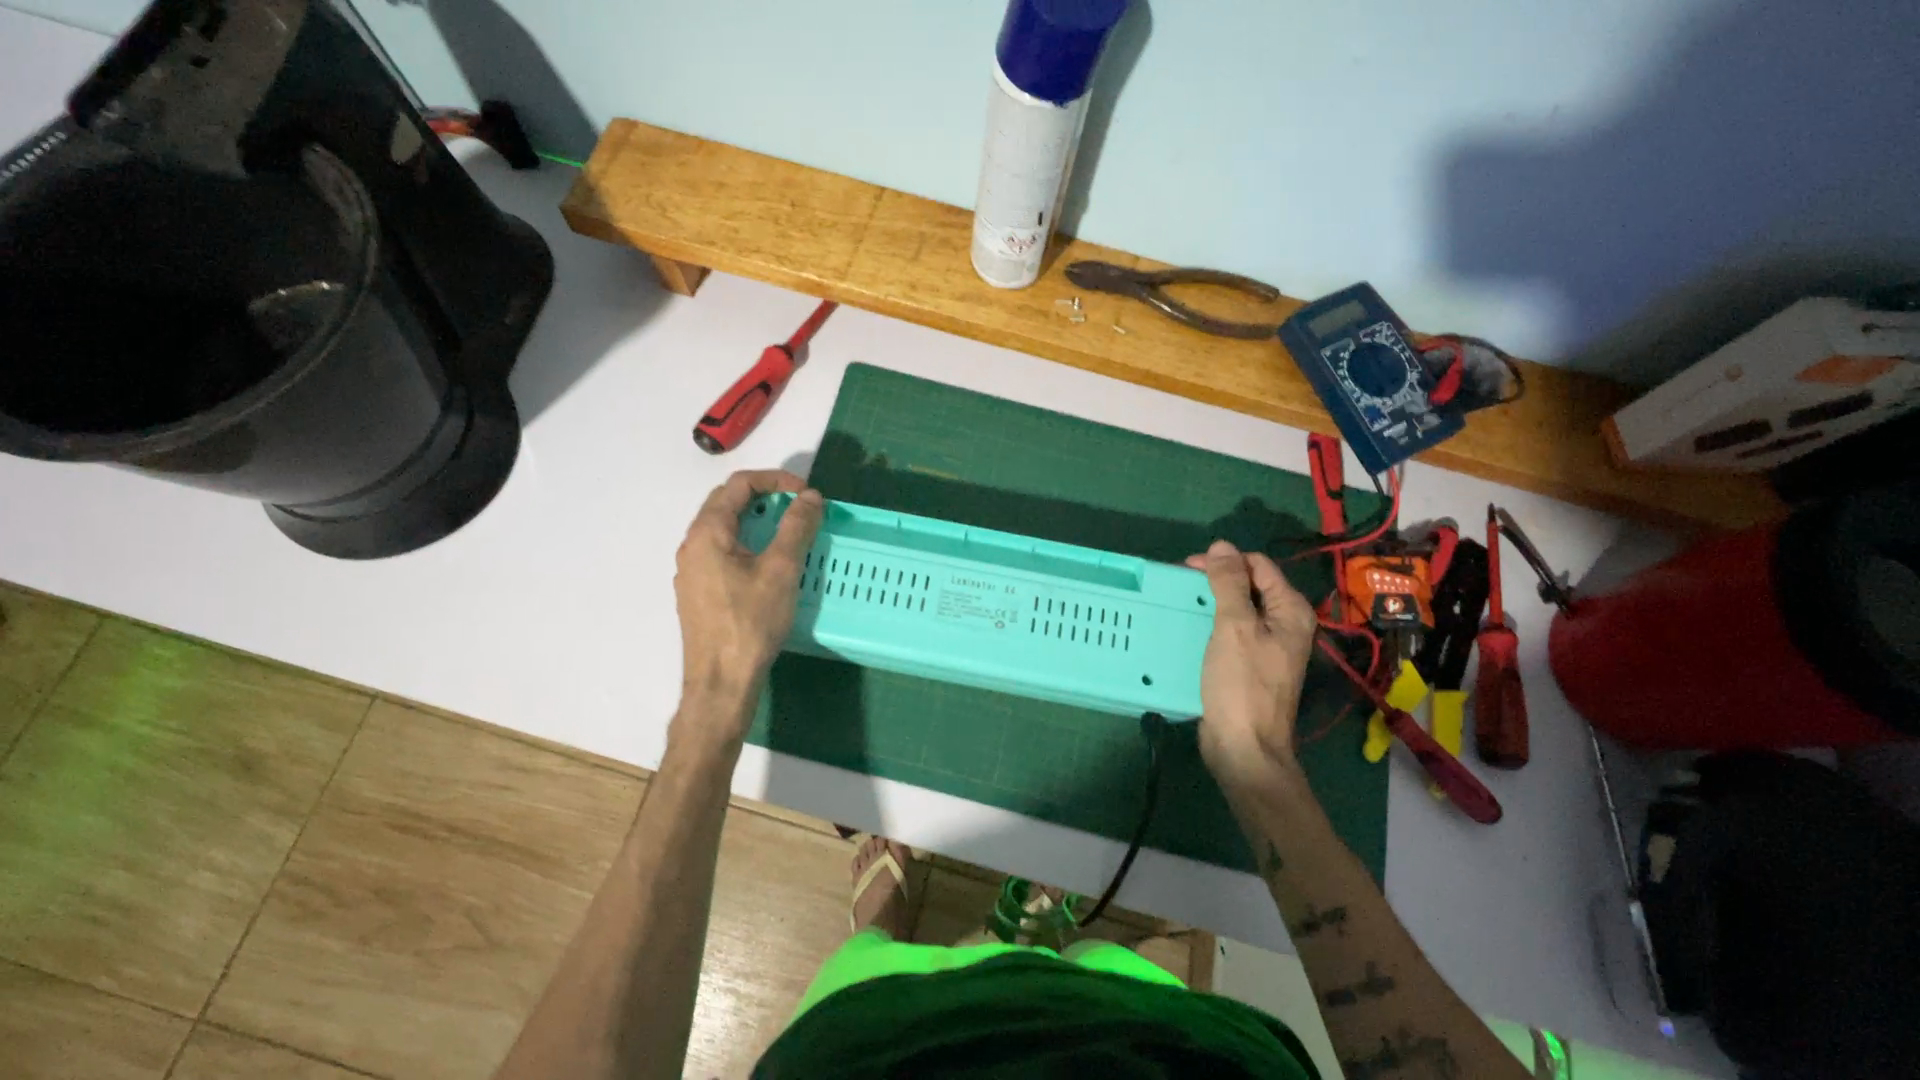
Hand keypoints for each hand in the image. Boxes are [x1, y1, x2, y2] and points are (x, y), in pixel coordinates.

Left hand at [674, 470, 824, 721]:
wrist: (721, 681)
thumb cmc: (751, 622)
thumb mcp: (781, 570)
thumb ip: (796, 527)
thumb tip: (810, 497)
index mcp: (707, 533)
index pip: (738, 485)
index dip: (775, 480)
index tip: (806, 495)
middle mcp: (691, 545)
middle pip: (725, 503)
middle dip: (764, 497)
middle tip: (798, 508)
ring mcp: (691, 570)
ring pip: (723, 529)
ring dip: (755, 521)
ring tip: (787, 532)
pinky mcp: (697, 592)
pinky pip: (720, 553)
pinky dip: (746, 544)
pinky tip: (766, 564)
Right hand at [1185, 540, 1317, 788]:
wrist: (1244, 748)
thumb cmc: (1242, 685)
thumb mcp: (1234, 627)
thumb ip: (1229, 583)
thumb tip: (1221, 546)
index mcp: (1291, 612)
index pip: (1259, 565)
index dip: (1225, 560)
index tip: (1188, 568)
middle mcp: (1286, 626)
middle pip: (1251, 586)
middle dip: (1217, 580)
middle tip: (1182, 586)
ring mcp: (1270, 648)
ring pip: (1239, 610)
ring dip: (1212, 603)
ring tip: (1182, 605)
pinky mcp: (1252, 667)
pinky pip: (1233, 634)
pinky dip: (1212, 626)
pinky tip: (1191, 631)